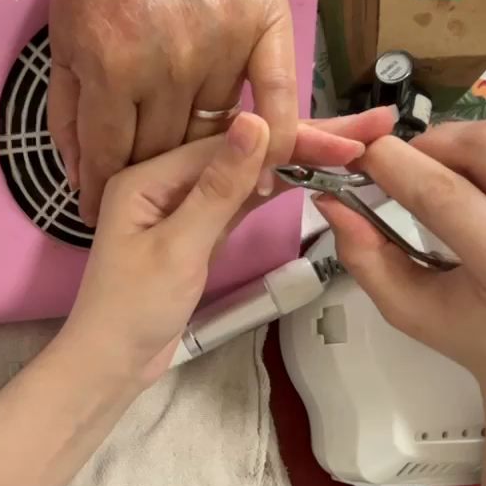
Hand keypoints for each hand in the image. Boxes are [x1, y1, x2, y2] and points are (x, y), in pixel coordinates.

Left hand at [49, 0, 295, 226]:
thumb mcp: (64, 40)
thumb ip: (67, 115)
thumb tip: (79, 180)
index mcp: (110, 67)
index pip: (109, 158)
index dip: (100, 193)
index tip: (97, 216)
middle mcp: (167, 62)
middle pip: (160, 155)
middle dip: (145, 180)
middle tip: (145, 195)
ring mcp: (220, 43)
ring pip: (211, 136)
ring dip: (200, 164)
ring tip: (194, 181)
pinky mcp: (265, 23)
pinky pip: (277, 98)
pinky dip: (275, 140)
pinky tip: (266, 170)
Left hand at [59, 109, 396, 387]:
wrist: (111, 364)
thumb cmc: (132, 311)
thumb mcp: (179, 247)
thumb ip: (219, 188)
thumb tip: (256, 121)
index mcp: (147, 176)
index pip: (230, 143)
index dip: (292, 137)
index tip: (349, 138)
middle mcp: (162, 183)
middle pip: (242, 153)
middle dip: (305, 142)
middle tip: (374, 129)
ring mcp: (178, 209)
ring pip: (245, 177)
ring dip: (295, 162)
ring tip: (355, 147)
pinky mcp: (192, 235)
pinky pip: (236, 203)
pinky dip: (270, 191)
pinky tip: (308, 174)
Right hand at [318, 107, 485, 403]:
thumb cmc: (469, 332)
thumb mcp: (404, 307)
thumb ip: (363, 254)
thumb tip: (329, 196)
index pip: (446, 196)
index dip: (395, 166)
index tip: (362, 153)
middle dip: (432, 143)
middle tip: (404, 162)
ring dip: (473, 139)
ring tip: (455, 174)